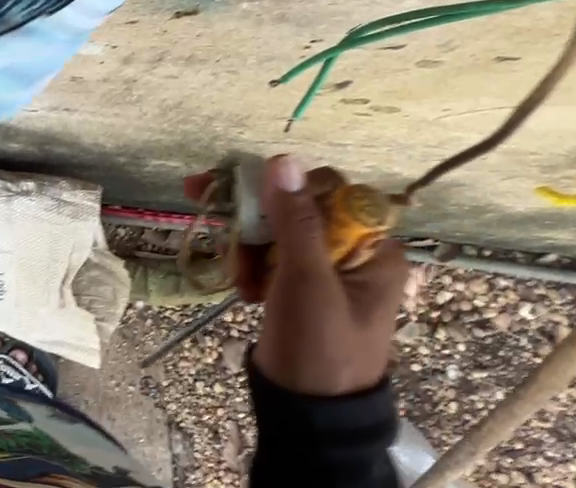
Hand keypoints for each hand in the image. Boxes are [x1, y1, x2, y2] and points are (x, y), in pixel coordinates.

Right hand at [252, 154, 408, 395]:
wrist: (308, 416)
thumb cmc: (319, 347)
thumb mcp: (306, 281)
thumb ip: (296, 220)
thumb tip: (282, 160)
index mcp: (374, 249)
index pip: (328, 191)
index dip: (282, 186)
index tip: (238, 186)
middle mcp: (354, 253)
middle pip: (295, 207)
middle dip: (253, 216)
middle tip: (201, 198)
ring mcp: (326, 271)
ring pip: (276, 229)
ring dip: (247, 245)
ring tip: (238, 276)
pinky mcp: (300, 287)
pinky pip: (269, 255)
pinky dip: (250, 265)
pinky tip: (244, 289)